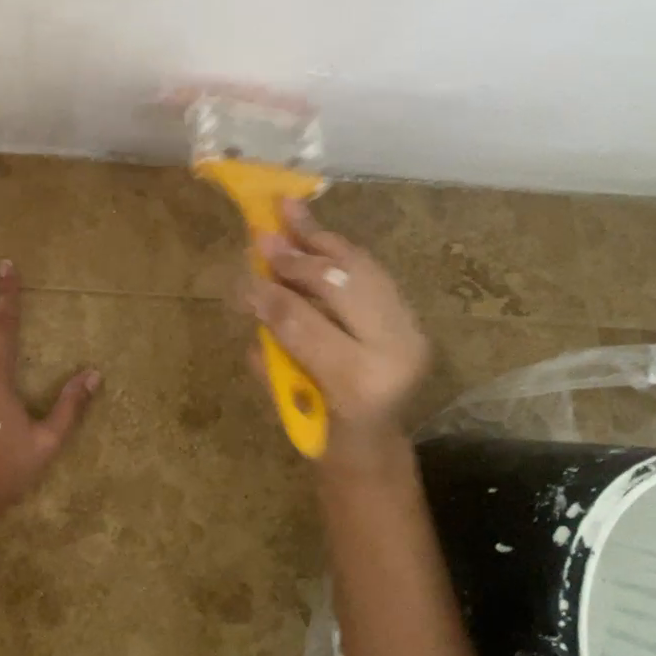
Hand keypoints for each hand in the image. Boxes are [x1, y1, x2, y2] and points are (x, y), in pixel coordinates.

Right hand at [241, 199, 430, 478]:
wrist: (374, 445)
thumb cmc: (320, 431)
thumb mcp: (285, 397)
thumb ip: (268, 348)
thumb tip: (251, 290)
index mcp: (357, 384)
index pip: (306, 326)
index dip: (271, 298)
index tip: (243, 279)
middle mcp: (394, 353)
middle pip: (342, 288)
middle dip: (298, 260)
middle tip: (262, 235)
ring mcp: (410, 332)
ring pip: (362, 271)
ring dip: (321, 240)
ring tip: (288, 210)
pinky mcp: (412, 319)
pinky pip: (372, 273)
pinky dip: (339, 250)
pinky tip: (312, 232)